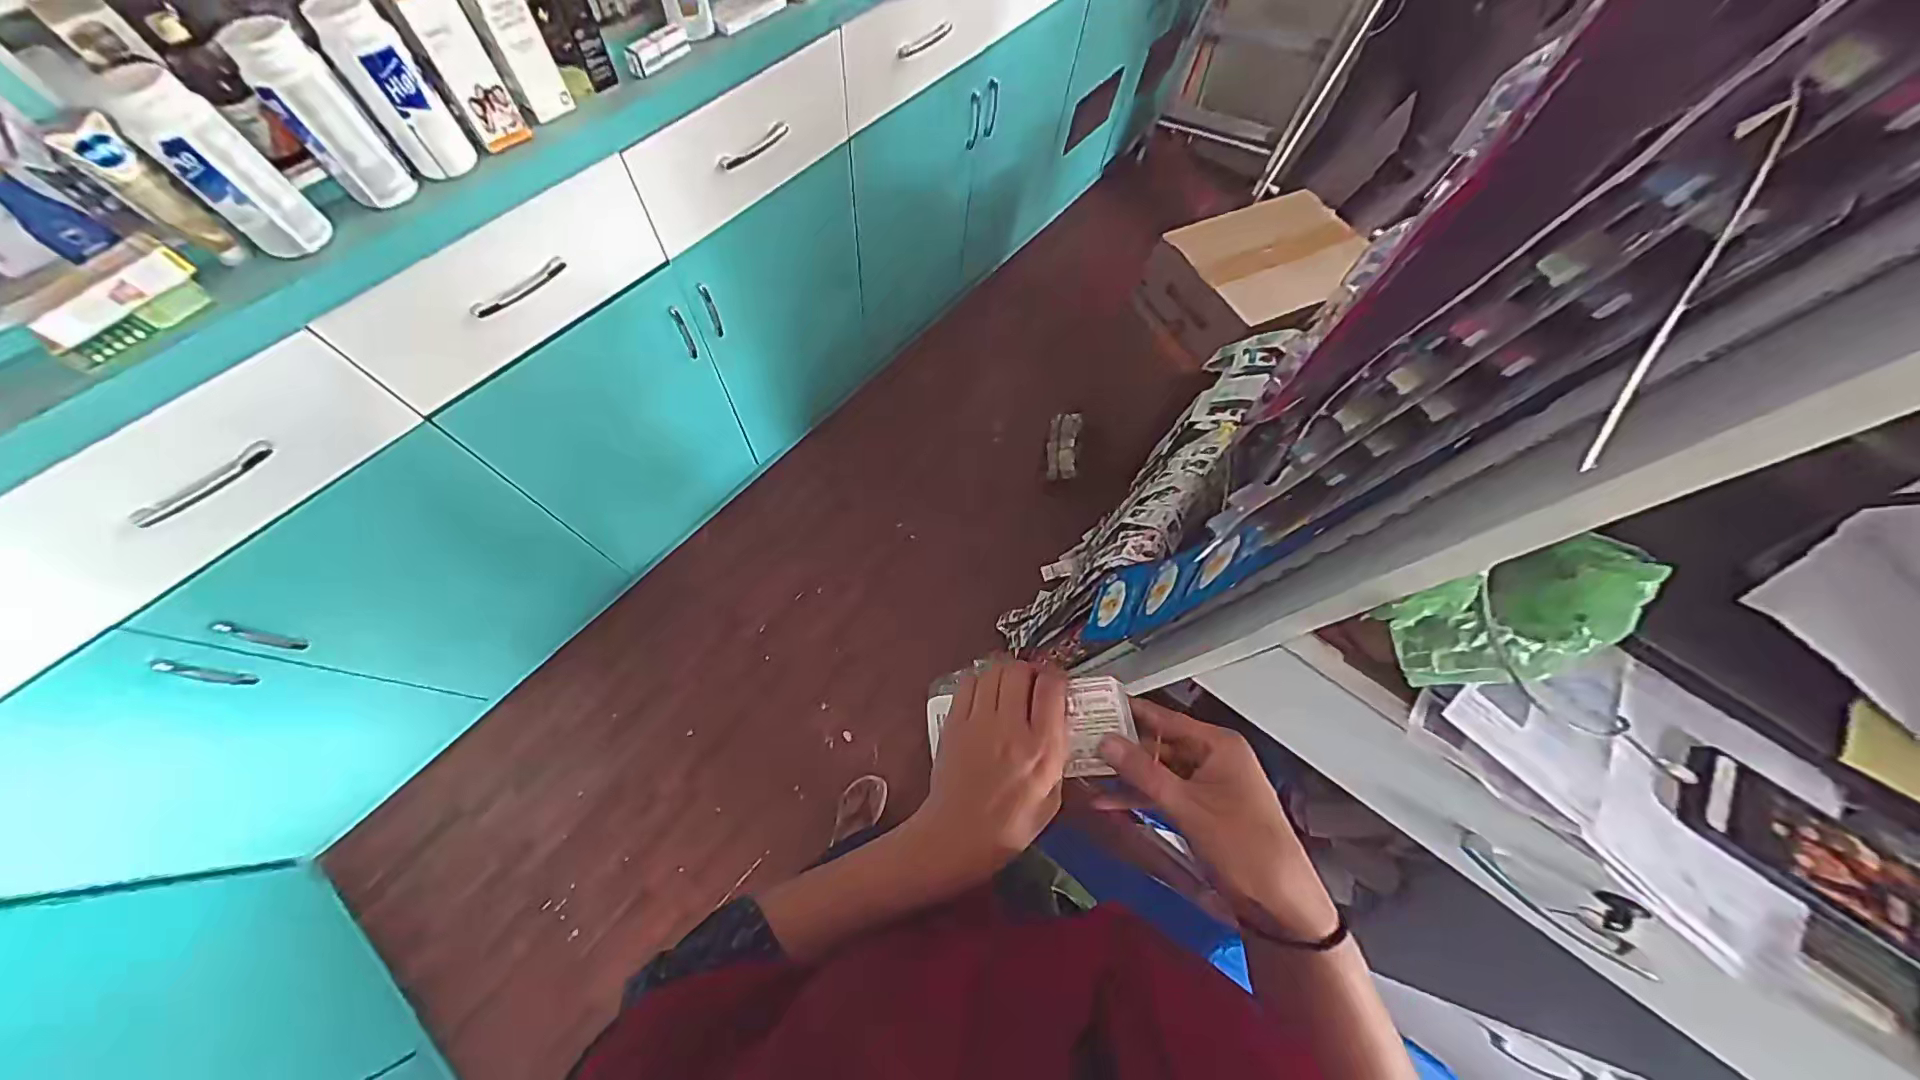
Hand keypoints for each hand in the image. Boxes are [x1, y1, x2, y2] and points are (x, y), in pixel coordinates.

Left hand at [906, 660, 1069, 886]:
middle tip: (1032, 682)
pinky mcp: (953, 722)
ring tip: (1008, 686)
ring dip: (1004, 672)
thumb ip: (1058, 755)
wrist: (957, 835)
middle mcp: (1010, 727)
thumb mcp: (1052, 796)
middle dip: (1029, 670)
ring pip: (992, 671)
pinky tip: (984, 694)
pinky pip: (967, 683)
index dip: (1057, 676)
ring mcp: (978, 722)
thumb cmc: (1010, 825)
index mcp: (1041, 748)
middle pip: (1019, 670)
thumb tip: (1060, 724)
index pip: (1051, 687)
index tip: (1057, 683)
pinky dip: (979, 680)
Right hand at [1097, 698, 1337, 938]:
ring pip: (1157, 769)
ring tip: (1087, 769)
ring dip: (1126, 773)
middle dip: (1121, 746)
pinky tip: (1108, 800)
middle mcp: (1212, 757)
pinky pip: (1163, 792)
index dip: (1128, 710)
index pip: (1164, 717)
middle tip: (1082, 741)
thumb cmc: (1245, 847)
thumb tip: (1106, 741)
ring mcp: (1205, 783)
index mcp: (1218, 745)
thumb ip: (1143, 772)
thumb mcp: (1187, 806)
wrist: (1280, 904)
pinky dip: (1139, 796)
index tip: (1095, 705)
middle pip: (1158, 742)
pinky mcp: (1199, 807)